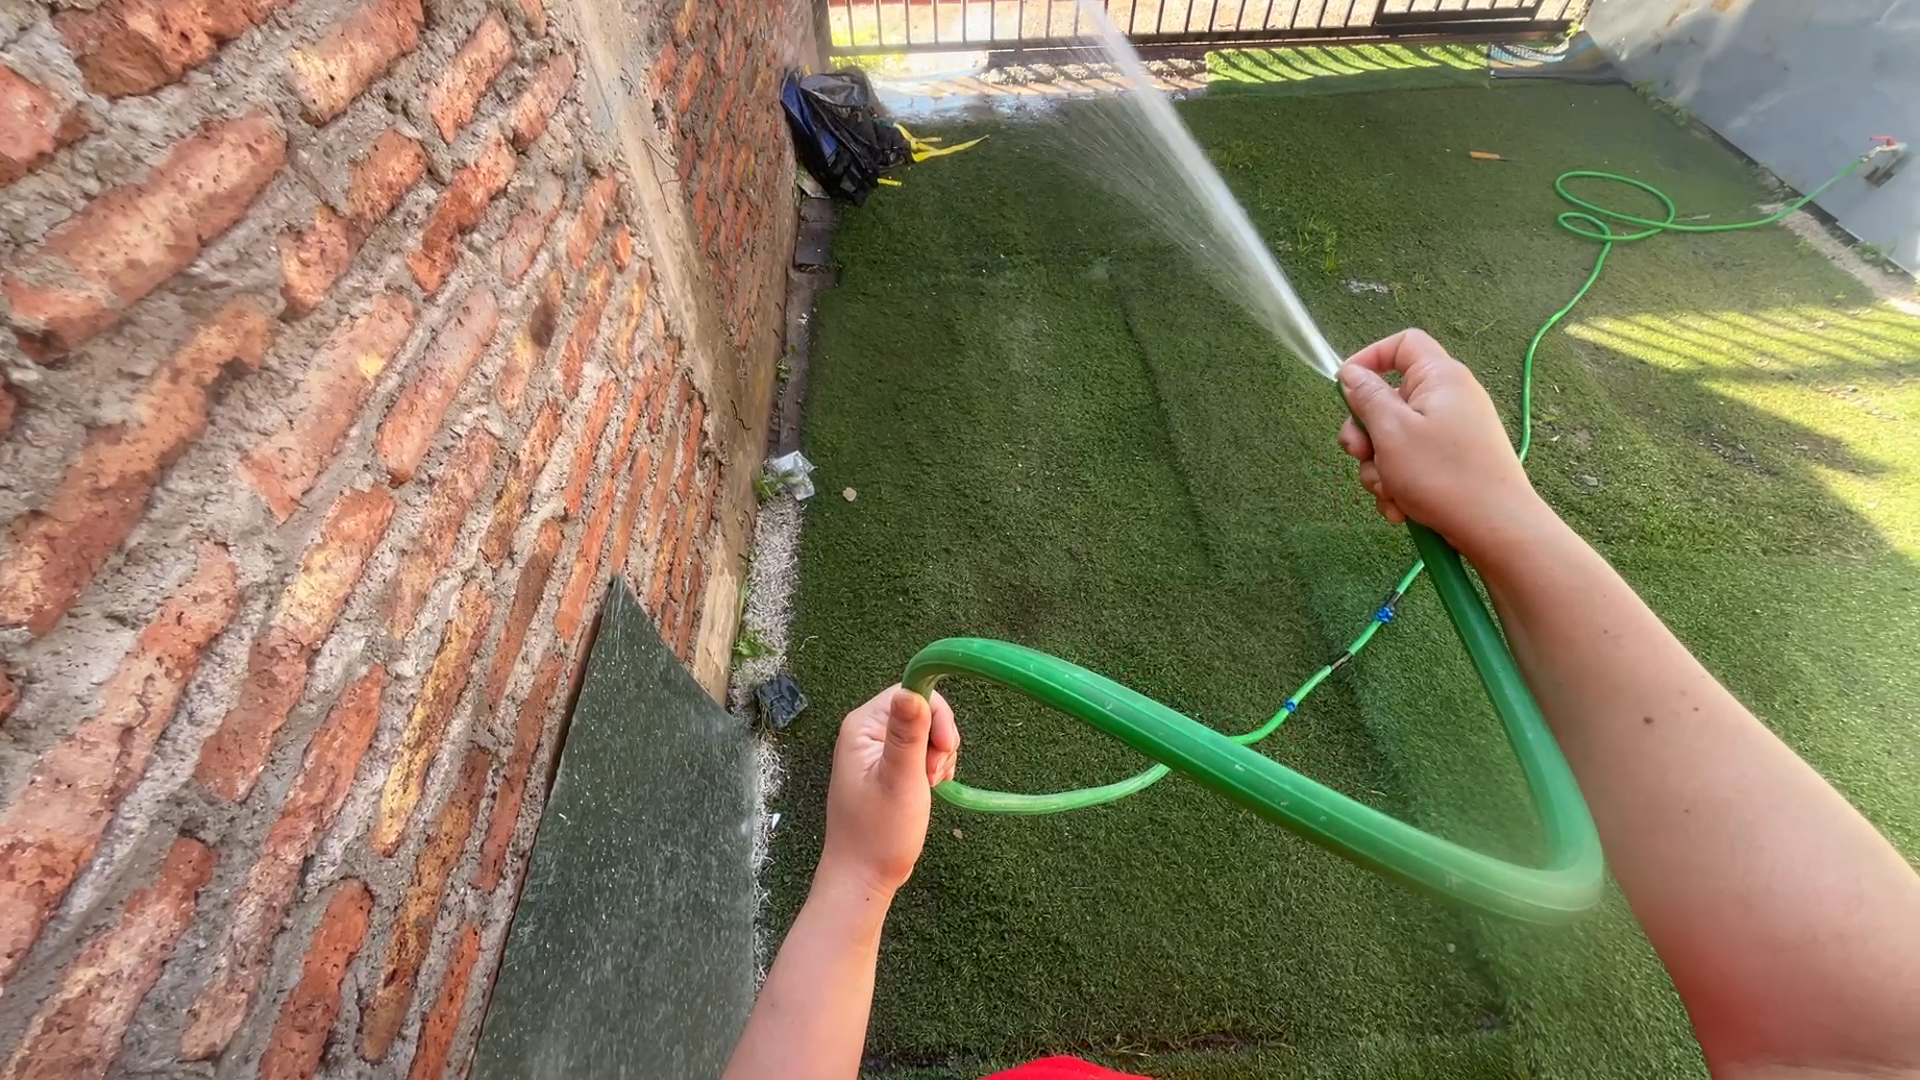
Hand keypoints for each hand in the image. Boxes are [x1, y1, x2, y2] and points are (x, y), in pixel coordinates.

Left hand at [819, 686, 959, 895]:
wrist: (864, 877)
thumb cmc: (880, 832)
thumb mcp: (900, 780)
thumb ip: (907, 734)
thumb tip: (911, 691)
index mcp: (862, 726)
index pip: (911, 691)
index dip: (936, 715)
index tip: (944, 750)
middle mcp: (866, 731)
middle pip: (922, 710)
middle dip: (938, 740)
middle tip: (930, 776)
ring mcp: (877, 749)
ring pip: (926, 731)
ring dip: (938, 756)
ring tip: (927, 786)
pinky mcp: (888, 766)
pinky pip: (922, 750)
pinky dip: (933, 767)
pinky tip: (928, 788)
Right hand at [1336, 329, 1545, 555]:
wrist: (1493, 527)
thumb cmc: (1441, 473)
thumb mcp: (1391, 431)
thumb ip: (1366, 397)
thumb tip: (1350, 374)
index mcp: (1440, 379)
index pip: (1402, 344)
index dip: (1369, 358)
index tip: (1344, 388)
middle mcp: (1446, 400)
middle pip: (1386, 399)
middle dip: (1364, 432)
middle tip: (1360, 454)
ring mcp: (1447, 432)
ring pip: (1389, 438)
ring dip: (1377, 467)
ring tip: (1389, 490)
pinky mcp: (1446, 461)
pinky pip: (1405, 463)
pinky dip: (1395, 484)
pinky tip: (1400, 506)